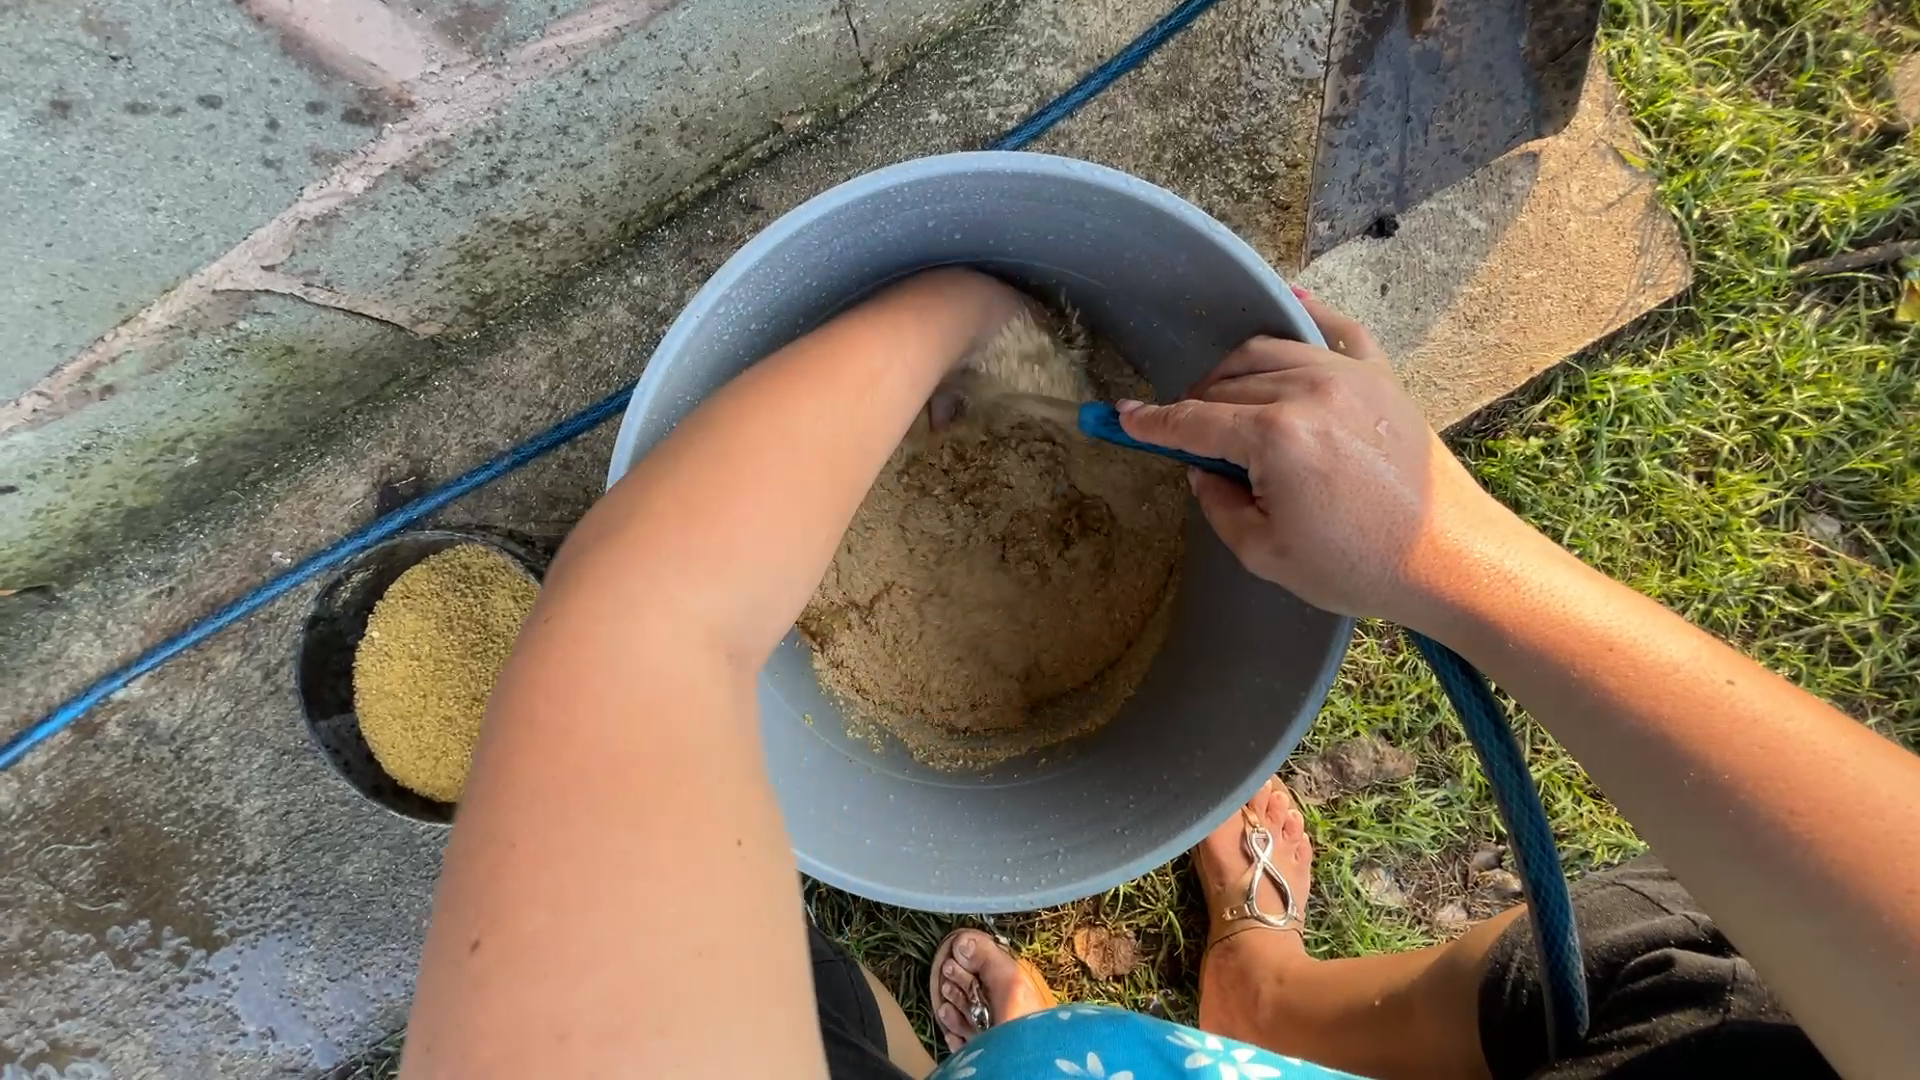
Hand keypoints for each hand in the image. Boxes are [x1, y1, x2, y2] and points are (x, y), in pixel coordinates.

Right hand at [1115, 291, 1519, 626]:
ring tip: (1221, 402)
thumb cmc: (1357, 566)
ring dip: (1229, 375)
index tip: (1121, 417)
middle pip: (1224, 386)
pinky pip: (1335, 328)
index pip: (1192, 421)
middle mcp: (1308, 391)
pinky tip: (1287, 302)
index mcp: (1275, 437)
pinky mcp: (1381, 376)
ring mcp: (1349, 375)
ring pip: (1263, 353)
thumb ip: (1217, 503)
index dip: (1151, 422)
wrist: (1454, 560)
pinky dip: (1304, 314)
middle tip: (1185, 438)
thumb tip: (1201, 467)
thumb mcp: (1264, 553)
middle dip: (1193, 408)